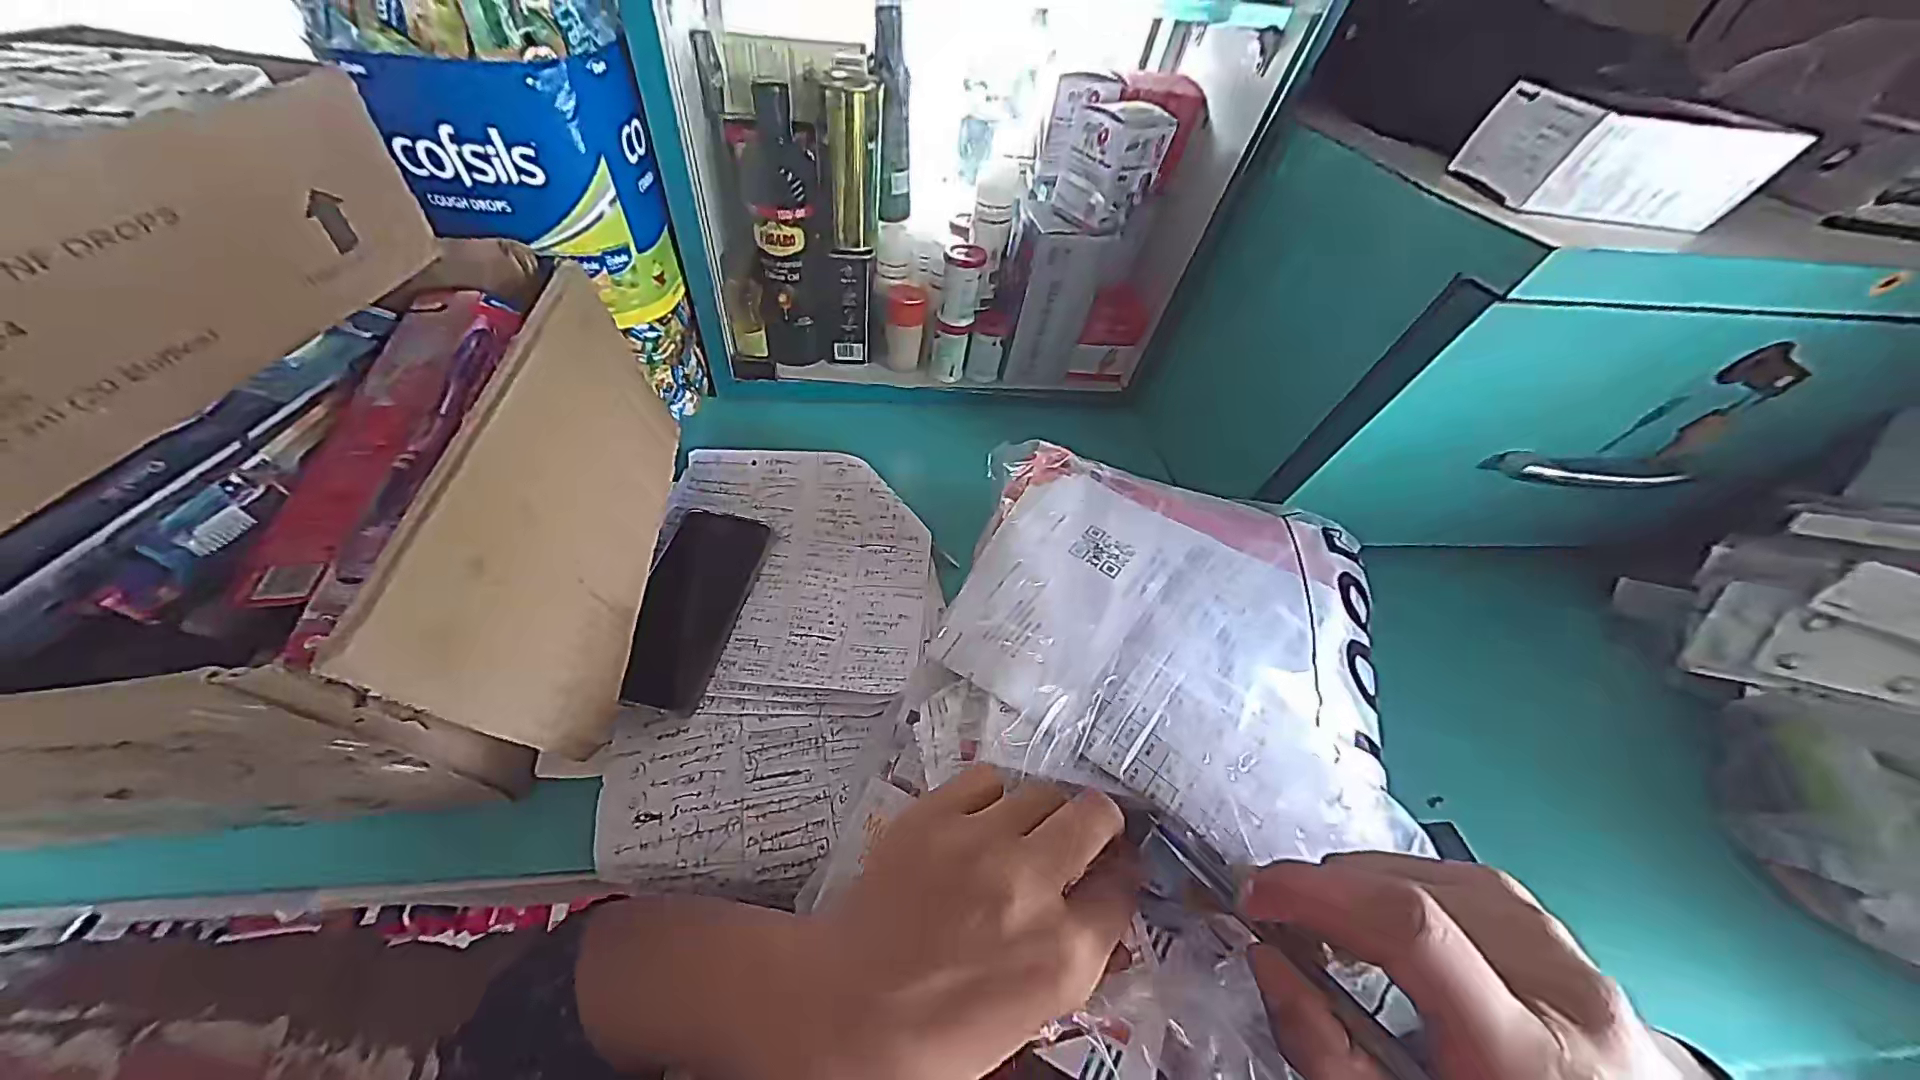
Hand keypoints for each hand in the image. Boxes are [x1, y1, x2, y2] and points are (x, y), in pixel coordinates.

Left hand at [813, 765, 1139, 1079]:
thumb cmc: (941, 1029)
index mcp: (1061, 954)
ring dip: (1043, 812)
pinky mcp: (934, 815)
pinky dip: (991, 796)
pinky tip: (979, 820)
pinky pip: (987, 779)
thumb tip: (1103, 907)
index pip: (1122, 889)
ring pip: (1043, 791)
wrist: (849, 1006)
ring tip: (1023, 830)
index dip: (1120, 875)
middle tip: (1081, 833)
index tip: (1111, 869)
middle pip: (1095, 817)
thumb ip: (1077, 954)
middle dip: (1098, 824)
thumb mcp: (1033, 1010)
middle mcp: (1028, 886)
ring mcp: (978, 842)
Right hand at [1244, 853, 1693, 1079]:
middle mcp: (1574, 1002)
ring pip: (1455, 877)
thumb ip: (1325, 1051)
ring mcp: (1589, 978)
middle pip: (1426, 890)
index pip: (1411, 927)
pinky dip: (1419, 887)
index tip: (1258, 895)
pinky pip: (1487, 892)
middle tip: (1281, 911)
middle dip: (1332, 887)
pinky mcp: (1585, 967)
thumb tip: (1267, 960)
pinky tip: (1390, 916)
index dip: (1316, 893)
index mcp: (1531, 1058)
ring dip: (1372, 882)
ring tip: (1331, 913)